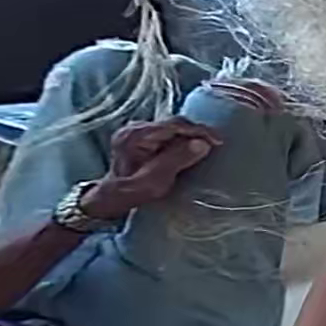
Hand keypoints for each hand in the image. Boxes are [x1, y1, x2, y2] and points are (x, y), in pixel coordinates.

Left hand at [80, 116, 221, 219]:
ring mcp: (137, 131)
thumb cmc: (128, 194)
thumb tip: (202, 143)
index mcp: (135, 136)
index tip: (218, 142)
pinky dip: (184, 139)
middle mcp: (134, 129)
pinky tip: (192, 149)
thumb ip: (175, 161)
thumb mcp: (153, 182)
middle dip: (198, 134)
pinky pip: (170, 133)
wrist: (108, 200)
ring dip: (192, 137)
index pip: (176, 125)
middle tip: (215, 146)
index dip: (200, 131)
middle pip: (176, 124)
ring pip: (174, 127)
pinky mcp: (143, 137)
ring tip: (207, 148)